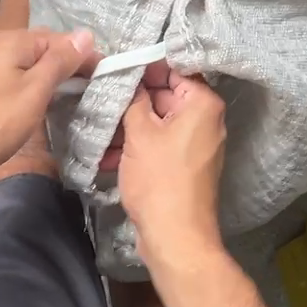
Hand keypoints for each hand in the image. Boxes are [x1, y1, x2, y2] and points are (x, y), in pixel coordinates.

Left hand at [0, 28, 100, 186]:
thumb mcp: (35, 89)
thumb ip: (61, 60)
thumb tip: (86, 34)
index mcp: (15, 41)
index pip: (62, 38)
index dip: (86, 55)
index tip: (107, 78)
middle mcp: (1, 47)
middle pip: (47, 49)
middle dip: (71, 65)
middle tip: (95, 90)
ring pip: (33, 66)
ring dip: (55, 78)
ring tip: (76, 98)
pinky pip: (21, 80)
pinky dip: (37, 89)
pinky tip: (45, 105)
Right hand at [117, 66, 225, 268]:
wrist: (176, 239)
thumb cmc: (160, 180)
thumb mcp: (140, 133)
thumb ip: (135, 99)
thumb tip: (131, 79)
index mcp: (203, 104)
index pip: (174, 71)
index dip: (145, 68)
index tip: (118, 68)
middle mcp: (206, 120)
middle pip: (165, 97)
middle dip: (133, 101)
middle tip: (101, 98)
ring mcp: (197, 144)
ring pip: (159, 123)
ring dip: (129, 127)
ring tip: (99, 130)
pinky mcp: (186, 165)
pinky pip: (161, 145)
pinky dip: (138, 147)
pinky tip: (107, 156)